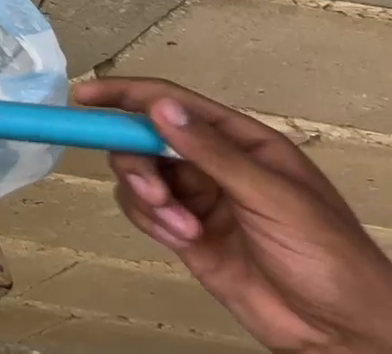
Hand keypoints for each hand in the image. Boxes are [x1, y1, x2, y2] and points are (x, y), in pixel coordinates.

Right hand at [75, 77, 391, 351]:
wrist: (341, 335)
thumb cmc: (327, 259)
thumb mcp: (275, 200)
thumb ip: (213, 152)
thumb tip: (157, 105)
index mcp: (243, 144)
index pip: (172, 104)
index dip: (125, 95)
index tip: (83, 97)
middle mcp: (212, 163)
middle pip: (142, 139)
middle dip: (137, 164)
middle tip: (151, 193)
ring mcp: (195, 195)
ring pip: (136, 173)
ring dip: (148, 199)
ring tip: (179, 228)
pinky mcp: (179, 225)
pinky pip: (138, 207)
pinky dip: (150, 221)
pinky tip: (181, 240)